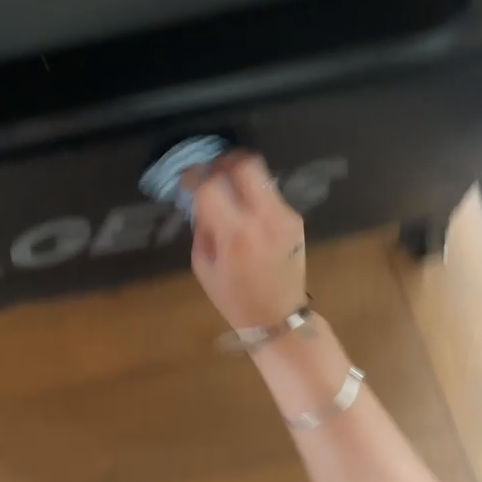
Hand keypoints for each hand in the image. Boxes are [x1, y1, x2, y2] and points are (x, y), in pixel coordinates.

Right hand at [185, 153, 308, 330]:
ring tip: (227, 187)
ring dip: (239, 175)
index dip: (194, 176)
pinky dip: (253, 193)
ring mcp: (284, 217)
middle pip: (245, 166)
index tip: (186, 179)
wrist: (279, 318)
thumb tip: (200, 198)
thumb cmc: (234, 298)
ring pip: (260, 174)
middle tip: (210, 171)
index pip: (211, 186)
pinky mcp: (295, 219)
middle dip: (223, 163)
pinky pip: (269, 193)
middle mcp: (264, 219)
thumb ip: (202, 226)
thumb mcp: (203, 265)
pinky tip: (245, 208)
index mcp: (235, 234)